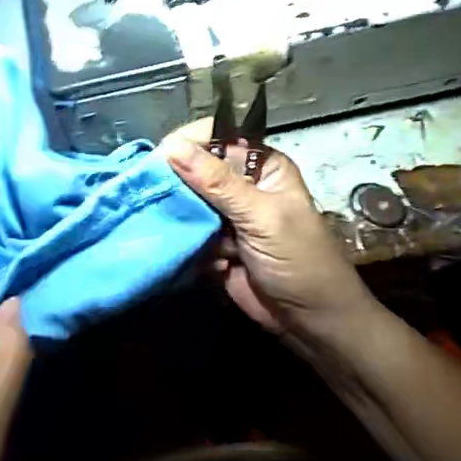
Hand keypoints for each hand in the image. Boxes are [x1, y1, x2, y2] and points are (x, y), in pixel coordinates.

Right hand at [162, 122, 378, 340]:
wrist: (311, 322)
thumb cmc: (300, 260)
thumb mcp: (262, 216)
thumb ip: (218, 182)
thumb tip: (172, 147)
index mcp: (262, 167)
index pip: (219, 138)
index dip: (190, 141)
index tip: (161, 154)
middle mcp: (242, 186)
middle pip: (197, 169)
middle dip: (176, 179)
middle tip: (149, 189)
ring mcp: (226, 217)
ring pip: (187, 201)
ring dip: (175, 211)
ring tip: (159, 218)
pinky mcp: (213, 245)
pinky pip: (186, 232)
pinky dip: (180, 238)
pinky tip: (175, 244)